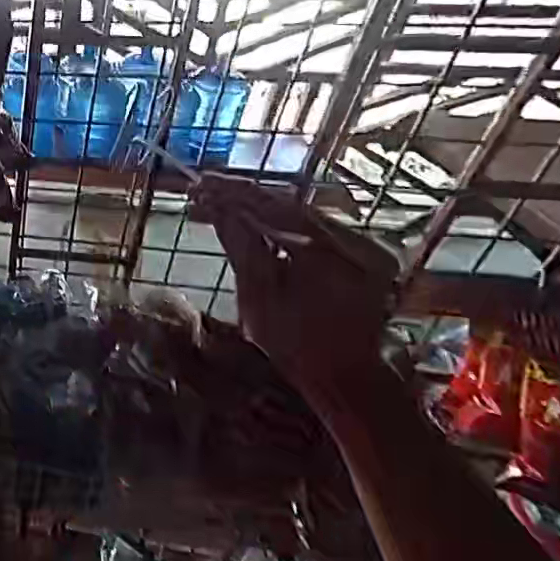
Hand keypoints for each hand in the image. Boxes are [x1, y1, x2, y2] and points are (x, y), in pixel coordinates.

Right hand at [192, 175, 397, 395]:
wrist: (343, 377)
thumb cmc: (295, 343)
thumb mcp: (258, 293)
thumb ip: (240, 244)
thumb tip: (216, 206)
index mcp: (338, 253)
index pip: (277, 208)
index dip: (233, 193)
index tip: (198, 183)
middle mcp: (358, 243)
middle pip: (290, 207)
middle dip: (241, 198)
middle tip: (199, 190)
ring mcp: (361, 248)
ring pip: (296, 216)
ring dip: (253, 209)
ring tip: (213, 203)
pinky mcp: (355, 255)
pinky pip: (307, 229)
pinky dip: (273, 223)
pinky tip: (243, 219)